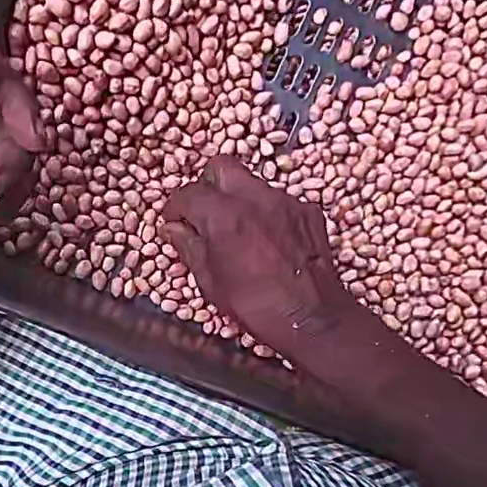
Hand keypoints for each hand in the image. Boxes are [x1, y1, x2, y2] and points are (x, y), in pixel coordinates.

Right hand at [162, 156, 371, 365]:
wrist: (312, 319)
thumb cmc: (256, 307)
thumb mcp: (210, 282)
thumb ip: (189, 247)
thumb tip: (174, 230)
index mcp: (223, 217)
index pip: (188, 193)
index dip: (175, 208)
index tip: (174, 221)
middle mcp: (255, 199)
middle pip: (221, 167)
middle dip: (207, 185)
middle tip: (204, 212)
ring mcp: (286, 202)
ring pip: (252, 183)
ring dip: (238, 199)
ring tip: (237, 231)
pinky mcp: (307, 211)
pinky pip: (278, 200)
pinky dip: (266, 213)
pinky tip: (266, 240)